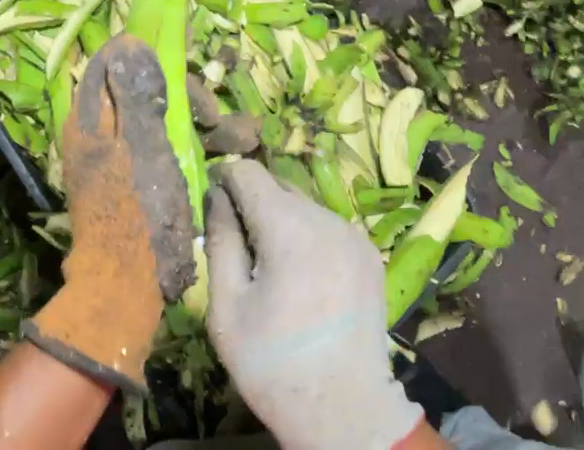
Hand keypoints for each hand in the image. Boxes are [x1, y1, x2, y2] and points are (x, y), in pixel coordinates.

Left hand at [23, 36, 195, 391]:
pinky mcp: (124, 181)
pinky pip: (153, 146)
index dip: (149, 58)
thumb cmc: (137, 208)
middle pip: (134, 91)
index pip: (110, 63)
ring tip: (227, 138)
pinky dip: (180, 145)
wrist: (126, 281)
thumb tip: (126, 40)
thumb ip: (132, 90)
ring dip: (188, 121)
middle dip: (178, 95)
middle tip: (211, 116)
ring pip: (150, 119)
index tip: (186, 71)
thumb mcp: (141, 141)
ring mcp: (108, 159)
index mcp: (88, 119)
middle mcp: (93, 134)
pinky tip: (211, 156)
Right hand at [205, 159, 422, 449]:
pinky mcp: (369, 254)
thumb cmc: (274, 364)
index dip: (225, 181)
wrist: (347, 411)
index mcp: (288, 226)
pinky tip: (304, 279)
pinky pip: (328, 228)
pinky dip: (309, 238)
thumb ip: (220, 241)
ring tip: (272, 268)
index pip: (248, 171)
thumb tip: (217, 195)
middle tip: (239, 246)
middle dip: (253, 204)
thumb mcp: (227, 308)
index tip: (214, 206)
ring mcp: (354, 234)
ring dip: (282, 221)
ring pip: (304, 206)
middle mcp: (326, 218)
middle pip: (278, 186)